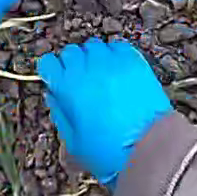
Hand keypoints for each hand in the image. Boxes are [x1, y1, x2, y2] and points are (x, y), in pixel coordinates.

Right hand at [37, 39, 172, 188]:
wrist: (147, 144)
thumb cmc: (111, 149)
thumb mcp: (74, 141)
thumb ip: (60, 113)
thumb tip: (55, 96)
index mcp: (69, 87)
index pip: (48, 63)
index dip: (51, 71)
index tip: (56, 77)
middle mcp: (89, 68)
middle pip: (71, 52)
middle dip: (71, 64)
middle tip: (78, 80)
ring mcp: (113, 61)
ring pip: (94, 46)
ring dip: (93, 58)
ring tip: (99, 76)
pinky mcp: (134, 60)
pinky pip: (117, 47)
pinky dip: (114, 55)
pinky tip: (116, 71)